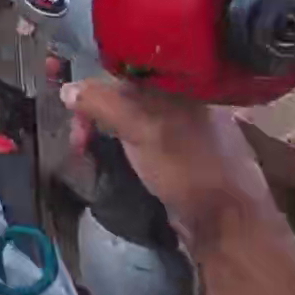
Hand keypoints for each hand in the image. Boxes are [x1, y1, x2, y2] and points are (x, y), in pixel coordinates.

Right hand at [60, 78, 277, 248]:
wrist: (227, 223)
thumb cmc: (187, 168)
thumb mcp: (139, 129)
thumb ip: (101, 103)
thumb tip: (67, 89)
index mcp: (181, 87)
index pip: (123, 71)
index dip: (92, 85)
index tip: (71, 104)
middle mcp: (185, 102)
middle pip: (122, 94)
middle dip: (92, 111)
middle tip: (77, 136)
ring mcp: (185, 129)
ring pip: (129, 117)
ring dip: (100, 129)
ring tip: (85, 149)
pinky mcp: (182, 154)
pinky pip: (139, 136)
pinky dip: (118, 142)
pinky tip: (109, 155)